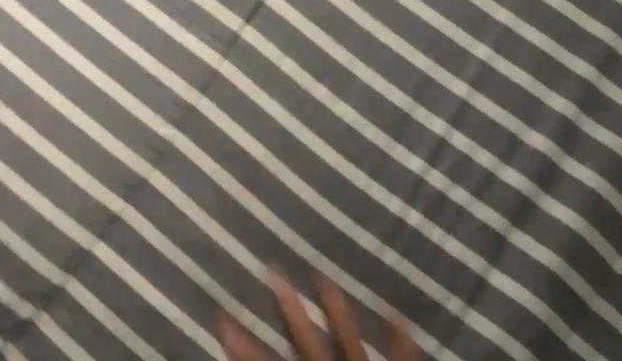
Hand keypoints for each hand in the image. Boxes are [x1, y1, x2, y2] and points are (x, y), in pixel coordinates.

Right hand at [220, 270, 419, 360]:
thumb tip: (233, 360)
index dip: (242, 346)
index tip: (220, 317)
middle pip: (306, 341)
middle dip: (288, 307)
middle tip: (273, 270)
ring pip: (348, 342)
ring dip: (336, 310)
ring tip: (321, 277)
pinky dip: (401, 345)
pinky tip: (396, 319)